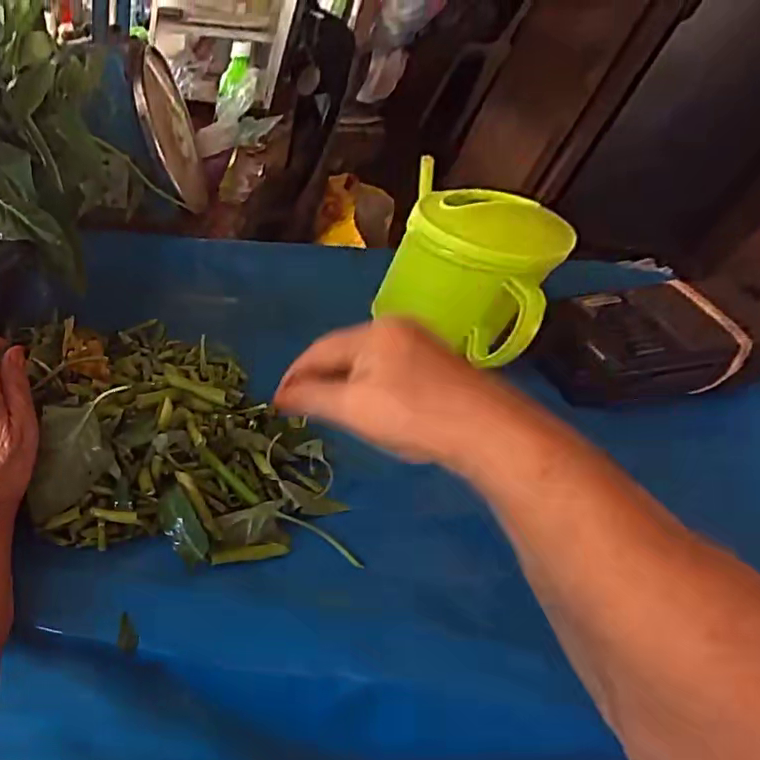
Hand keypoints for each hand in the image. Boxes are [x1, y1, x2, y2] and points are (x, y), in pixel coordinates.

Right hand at [272, 318, 551, 469]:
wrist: (485, 431)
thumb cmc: (409, 415)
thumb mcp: (349, 408)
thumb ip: (308, 398)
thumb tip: (279, 397)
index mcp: (372, 332)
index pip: (316, 351)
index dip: (291, 378)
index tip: (274, 405)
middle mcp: (395, 328)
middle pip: (338, 353)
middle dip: (313, 380)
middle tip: (294, 409)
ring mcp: (417, 343)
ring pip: (359, 363)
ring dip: (335, 385)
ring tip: (320, 411)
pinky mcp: (431, 363)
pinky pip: (381, 370)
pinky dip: (360, 387)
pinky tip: (358, 408)